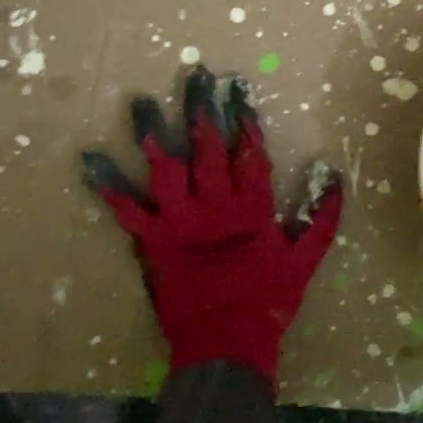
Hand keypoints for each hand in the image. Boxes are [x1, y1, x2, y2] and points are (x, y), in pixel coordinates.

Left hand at [80, 66, 342, 389]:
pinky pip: (127, 208)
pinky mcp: (152, 241)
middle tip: (195, 75)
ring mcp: (179, 221)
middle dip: (201, 108)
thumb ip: (321, 216)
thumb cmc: (268, 302)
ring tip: (142, 100)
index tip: (236, 87)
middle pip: (205, 147)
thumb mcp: (306, 260)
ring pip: (165, 166)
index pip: (248, 151)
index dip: (242, 116)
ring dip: (153, 131)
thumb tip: (332, 172)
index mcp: (251, 207)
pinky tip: (90, 157)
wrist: (225, 347)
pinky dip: (108, 184)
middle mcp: (213, 205)